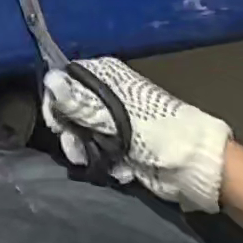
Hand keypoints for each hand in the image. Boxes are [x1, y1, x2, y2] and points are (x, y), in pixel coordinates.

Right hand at [41, 57, 231, 211]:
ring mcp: (111, 118)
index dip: (55, 103)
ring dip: (81, 147)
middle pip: (67, 107)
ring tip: (92, 160)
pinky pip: (92, 145)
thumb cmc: (156, 133)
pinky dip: (97, 157)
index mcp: (105, 76)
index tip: (58, 124)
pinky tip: (109, 165)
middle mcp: (105, 93)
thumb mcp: (112, 115)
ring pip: (77, 129)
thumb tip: (49, 79)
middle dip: (69, 130)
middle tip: (75, 147)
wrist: (194, 166)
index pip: (63, 81)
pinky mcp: (117, 140)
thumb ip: (76, 100)